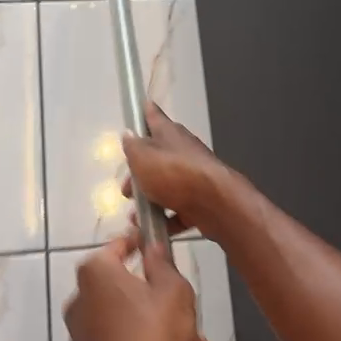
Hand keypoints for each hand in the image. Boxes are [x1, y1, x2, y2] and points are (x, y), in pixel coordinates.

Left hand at [65, 234, 209, 340]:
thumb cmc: (151, 339)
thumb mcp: (174, 293)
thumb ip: (164, 265)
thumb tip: (153, 249)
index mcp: (96, 273)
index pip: (119, 246)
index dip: (142, 243)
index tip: (160, 248)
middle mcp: (81, 300)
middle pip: (131, 293)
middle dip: (166, 309)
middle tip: (193, 321)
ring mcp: (82, 336)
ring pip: (132, 327)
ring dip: (166, 339)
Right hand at [121, 101, 239, 237]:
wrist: (214, 202)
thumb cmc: (173, 173)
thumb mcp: (142, 157)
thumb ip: (132, 146)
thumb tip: (128, 134)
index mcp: (168, 133)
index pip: (153, 116)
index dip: (143, 113)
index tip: (138, 109)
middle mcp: (182, 150)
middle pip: (156, 158)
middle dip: (138, 175)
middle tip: (126, 191)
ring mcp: (192, 176)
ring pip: (165, 185)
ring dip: (149, 200)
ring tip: (136, 218)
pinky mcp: (199, 200)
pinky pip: (178, 209)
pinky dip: (165, 220)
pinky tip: (153, 232)